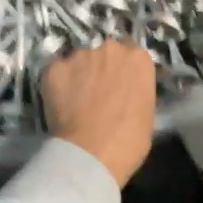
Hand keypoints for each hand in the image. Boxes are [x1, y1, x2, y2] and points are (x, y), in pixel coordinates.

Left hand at [43, 41, 157, 187]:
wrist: (91, 153)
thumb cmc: (129, 141)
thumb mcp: (147, 113)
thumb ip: (137, 92)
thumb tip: (125, 94)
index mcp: (138, 59)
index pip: (131, 54)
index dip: (123, 71)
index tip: (119, 85)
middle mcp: (110, 49)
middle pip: (105, 54)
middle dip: (101, 69)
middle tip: (96, 93)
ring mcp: (80, 56)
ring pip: (79, 61)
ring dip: (79, 76)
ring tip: (75, 101)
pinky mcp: (55, 68)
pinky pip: (57, 73)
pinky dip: (58, 85)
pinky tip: (60, 105)